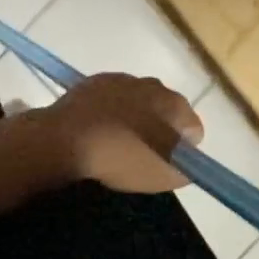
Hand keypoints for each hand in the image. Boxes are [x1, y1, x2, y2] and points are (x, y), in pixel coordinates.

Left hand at [41, 73, 202, 193]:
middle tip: (143, 155)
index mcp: (175, 105)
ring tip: (117, 143)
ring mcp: (122, 80)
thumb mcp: (161, 178)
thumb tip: (185, 165)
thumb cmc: (120, 159)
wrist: (64, 139)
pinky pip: (111, 100)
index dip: (185, 150)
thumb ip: (183, 171)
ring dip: (134, 119)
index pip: (193, 129)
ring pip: (138, 103)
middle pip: (166, 112)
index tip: (168, 165)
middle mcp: (154, 85)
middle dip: (160, 131)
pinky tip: (98, 131)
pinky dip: (110, 113)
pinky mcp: (94, 82)